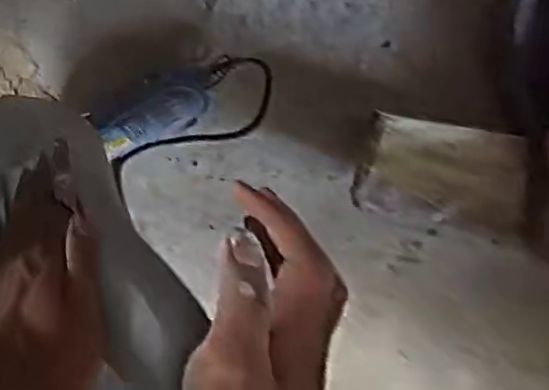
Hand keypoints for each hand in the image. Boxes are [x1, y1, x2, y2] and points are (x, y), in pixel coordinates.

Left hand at [0, 147, 104, 389]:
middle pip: (31, 200)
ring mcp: (3, 253)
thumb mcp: (86, 310)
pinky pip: (5, 223)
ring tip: (34, 168)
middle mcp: (18, 243)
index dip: (61, 175)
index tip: (63, 150)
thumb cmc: (56, 348)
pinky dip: (14, 207)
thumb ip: (83, 258)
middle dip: (41, 174)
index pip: (55, 201)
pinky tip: (16, 205)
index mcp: (44, 250)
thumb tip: (82, 213)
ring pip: (16, 209)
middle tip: (48, 151)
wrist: (7, 370)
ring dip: (26, 187)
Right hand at [183, 182, 346, 389]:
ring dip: (285, 245)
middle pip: (319, 276)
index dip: (279, 221)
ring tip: (250, 219)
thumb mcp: (228, 359)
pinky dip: (273, 269)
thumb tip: (242, 240)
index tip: (240, 188)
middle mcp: (303, 341)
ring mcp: (295, 354)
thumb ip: (239, 301)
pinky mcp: (279, 361)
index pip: (305, 264)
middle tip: (253, 194)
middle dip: (290, 228)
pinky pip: (290, 300)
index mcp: (293, 334)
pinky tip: (246, 269)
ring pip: (309, 290)